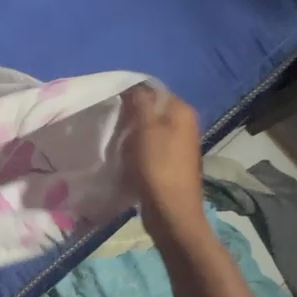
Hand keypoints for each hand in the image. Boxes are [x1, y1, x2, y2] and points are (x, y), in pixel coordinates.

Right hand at [122, 86, 206, 238]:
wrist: (171, 212)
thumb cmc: (157, 167)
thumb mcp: (145, 129)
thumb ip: (140, 102)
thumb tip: (133, 85)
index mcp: (181, 111)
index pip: (153, 90)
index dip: (131, 95)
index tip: (110, 106)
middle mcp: (185, 124)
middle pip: (151, 110)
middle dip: (130, 117)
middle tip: (110, 125)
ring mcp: (180, 145)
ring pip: (149, 130)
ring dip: (132, 136)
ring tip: (115, 143)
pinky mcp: (171, 163)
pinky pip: (150, 148)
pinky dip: (137, 151)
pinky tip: (125, 160)